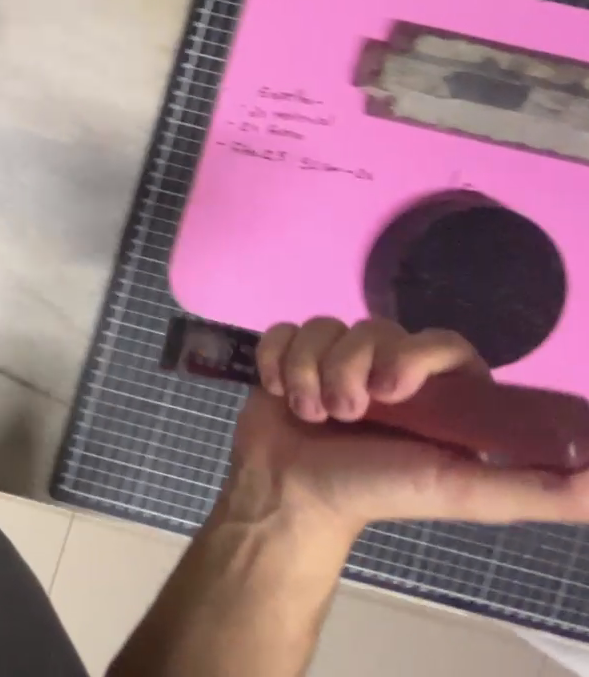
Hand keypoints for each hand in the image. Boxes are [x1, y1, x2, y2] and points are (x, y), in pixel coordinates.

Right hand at [228, 317, 588, 535]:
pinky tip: (278, 392)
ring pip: (323, 328)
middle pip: (373, 329)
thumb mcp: (472, 496)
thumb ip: (549, 490)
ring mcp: (334, 360)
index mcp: (442, 394)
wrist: (291, 490)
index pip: (441, 342)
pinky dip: (275, 361)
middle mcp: (389, 369)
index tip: (389, 392)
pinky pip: (282, 332)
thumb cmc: (379, 491)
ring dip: (307, 371)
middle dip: (347, 369)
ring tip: (308, 411)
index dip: (410, 355)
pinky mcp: (288, 357)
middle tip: (344, 414)